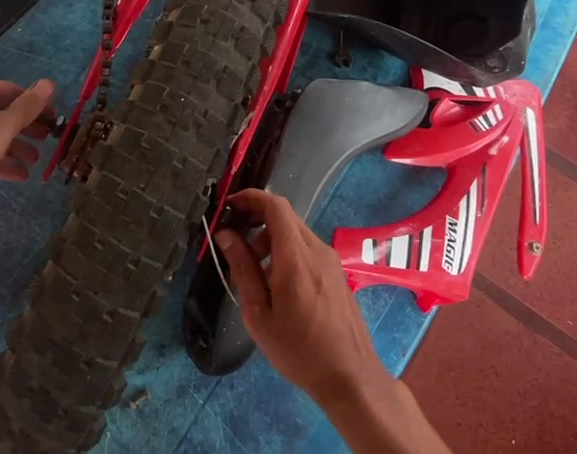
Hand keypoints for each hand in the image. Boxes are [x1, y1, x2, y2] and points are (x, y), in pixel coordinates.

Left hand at [0, 79, 55, 211]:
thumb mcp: (2, 127)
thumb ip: (27, 107)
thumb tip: (49, 83)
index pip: (14, 90)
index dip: (35, 105)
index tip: (54, 121)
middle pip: (4, 112)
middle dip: (27, 128)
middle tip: (47, 141)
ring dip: (16, 147)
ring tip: (35, 162)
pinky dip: (0, 160)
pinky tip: (18, 176)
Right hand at [213, 189, 386, 405]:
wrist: (351, 378)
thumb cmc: (299, 350)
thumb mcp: (258, 314)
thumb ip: (242, 268)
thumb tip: (226, 234)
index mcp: (296, 257)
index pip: (275, 205)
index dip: (250, 198)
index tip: (229, 208)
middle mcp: (317, 250)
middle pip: (285, 217)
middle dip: (257, 222)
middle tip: (236, 246)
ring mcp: (331, 262)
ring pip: (296, 233)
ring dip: (271, 240)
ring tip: (255, 273)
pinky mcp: (337, 274)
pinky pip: (308, 249)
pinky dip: (287, 252)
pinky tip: (279, 286)